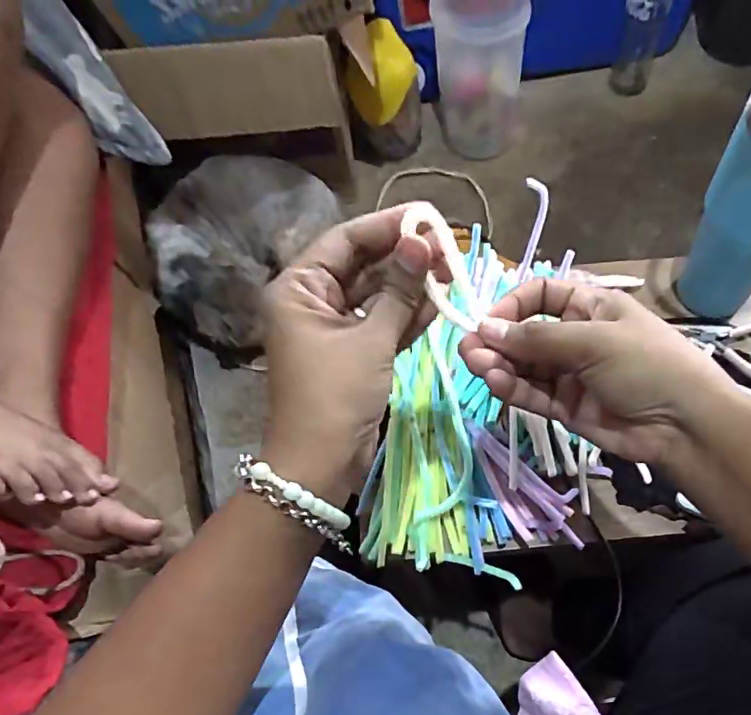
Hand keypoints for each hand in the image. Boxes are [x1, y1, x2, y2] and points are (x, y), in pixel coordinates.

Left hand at [259, 203, 439, 497]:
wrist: (321, 462)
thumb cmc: (335, 395)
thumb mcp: (370, 340)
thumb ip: (399, 291)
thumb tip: (421, 242)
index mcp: (300, 288)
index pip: (345, 241)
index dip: (387, 226)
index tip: (427, 217)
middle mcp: (313, 302)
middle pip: (362, 267)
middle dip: (403, 258)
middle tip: (447, 247)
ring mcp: (335, 330)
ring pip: (376, 297)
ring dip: (410, 287)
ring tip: (450, 271)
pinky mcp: (355, 355)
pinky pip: (382, 326)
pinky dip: (407, 318)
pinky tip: (439, 303)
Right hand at [457, 278, 733, 466]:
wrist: (682, 423)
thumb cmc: (647, 365)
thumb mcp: (595, 340)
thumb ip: (539, 338)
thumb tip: (487, 327)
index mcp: (590, 307)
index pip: (541, 295)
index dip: (512, 305)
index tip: (487, 320)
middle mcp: (577, 338)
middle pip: (526, 334)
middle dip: (497, 340)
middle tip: (469, 351)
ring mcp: (571, 376)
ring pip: (525, 368)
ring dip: (499, 366)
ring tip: (477, 367)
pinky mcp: (567, 409)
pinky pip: (534, 395)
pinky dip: (513, 389)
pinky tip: (495, 383)